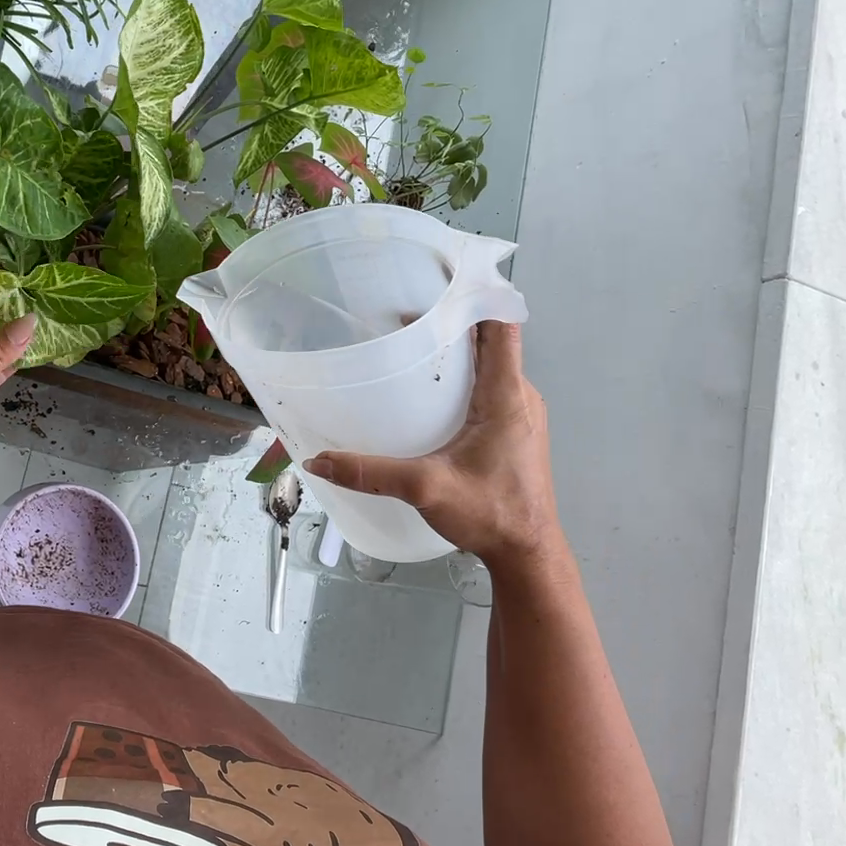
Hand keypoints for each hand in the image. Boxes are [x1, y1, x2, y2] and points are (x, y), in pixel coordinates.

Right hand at [304, 321, 561, 568]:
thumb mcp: (426, 489)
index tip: (429, 290)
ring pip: (488, 366)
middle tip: (397, 323)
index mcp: (507, 396)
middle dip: (447, 325)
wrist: (527, 554)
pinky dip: (458, 379)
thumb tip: (317, 461)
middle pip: (489, 342)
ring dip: (453, 354)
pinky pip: (487, 388)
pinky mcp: (512, 432)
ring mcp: (519, 414)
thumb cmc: (490, 513)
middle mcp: (520, 397)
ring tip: (405, 353)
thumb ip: (371, 473)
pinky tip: (424, 397)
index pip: (499, 328)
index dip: (470, 301)